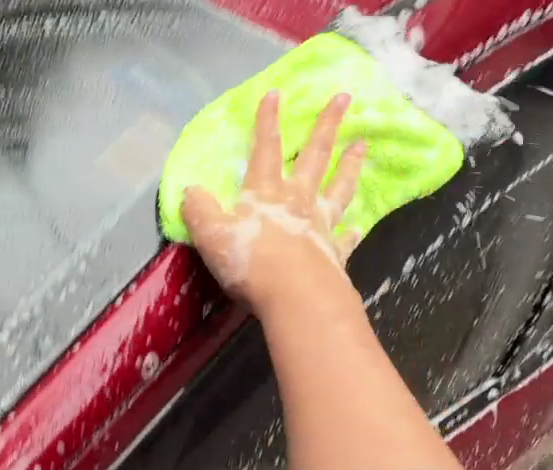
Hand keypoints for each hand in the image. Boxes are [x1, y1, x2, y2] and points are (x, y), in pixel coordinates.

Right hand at [180, 91, 366, 316]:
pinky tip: (356, 226)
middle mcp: (297, 200)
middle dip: (326, 125)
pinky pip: (344, 237)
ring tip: (362, 145)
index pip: (265, 149)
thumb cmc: (249, 261)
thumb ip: (200, 211)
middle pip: (313, 156)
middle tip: (344, 97)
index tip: (275, 93)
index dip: (267, 122)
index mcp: (264, 193)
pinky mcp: (332, 252)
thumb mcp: (211, 235)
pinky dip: (350, 230)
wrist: (294, 293)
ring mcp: (319, 224)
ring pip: (337, 187)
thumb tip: (190, 190)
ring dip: (349, 165)